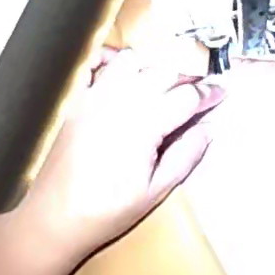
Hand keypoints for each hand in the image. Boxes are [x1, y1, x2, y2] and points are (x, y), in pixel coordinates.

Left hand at [8, 47, 222, 262]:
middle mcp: (120, 100)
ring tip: (162, 81)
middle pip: (164, 69)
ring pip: (133, 59)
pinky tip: (121, 69)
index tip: (220, 92)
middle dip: (187, 75)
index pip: (187, 95)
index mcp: (145, 123)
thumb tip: (207, 130)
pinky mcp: (75, 97)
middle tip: (197, 88)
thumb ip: (186, 155)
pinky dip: (110, 58)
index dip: (209, 92)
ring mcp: (94, 95)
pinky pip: (94, 62)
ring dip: (152, 65)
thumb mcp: (155, 191)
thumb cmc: (105, 210)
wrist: (53, 215)